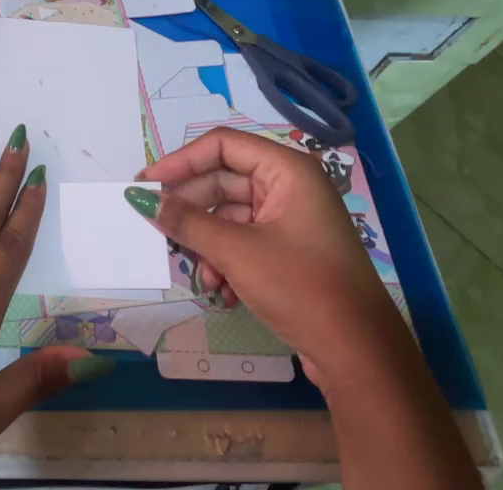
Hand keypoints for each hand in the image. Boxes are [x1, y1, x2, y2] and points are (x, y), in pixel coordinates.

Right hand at [136, 126, 397, 385]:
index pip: (221, 146)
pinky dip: (225, 262)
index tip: (146, 184)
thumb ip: (186, 221)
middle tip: (159, 231)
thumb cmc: (301, 287)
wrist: (359, 355)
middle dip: (192, 212)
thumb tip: (143, 200)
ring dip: (207, 245)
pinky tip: (220, 291)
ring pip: (229, 217)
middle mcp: (289, 187)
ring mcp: (290, 221)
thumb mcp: (236, 252)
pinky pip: (243, 242)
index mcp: (287, 170)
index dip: (180, 162)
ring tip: (200, 276)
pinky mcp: (289, 252)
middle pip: (222, 182)